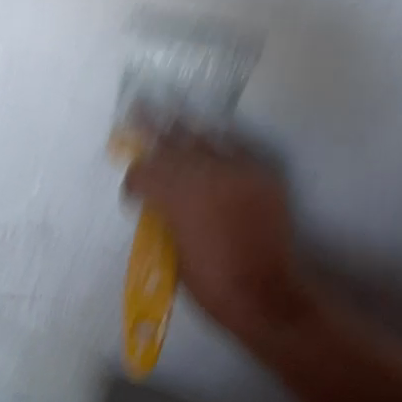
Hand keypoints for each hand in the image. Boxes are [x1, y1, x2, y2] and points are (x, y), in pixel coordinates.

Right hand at [123, 128, 311, 336]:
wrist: (267, 295)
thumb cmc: (212, 284)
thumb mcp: (172, 250)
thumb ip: (164, 216)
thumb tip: (158, 199)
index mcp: (174, 198)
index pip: (144, 173)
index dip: (134, 180)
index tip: (133, 192)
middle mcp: (204, 174)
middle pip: (170, 141)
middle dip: (150, 127)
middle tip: (137, 108)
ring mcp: (237, 170)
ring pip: (204, 136)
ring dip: (185, 127)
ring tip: (170, 106)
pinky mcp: (262, 174)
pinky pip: (236, 149)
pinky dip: (221, 146)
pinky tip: (211, 138)